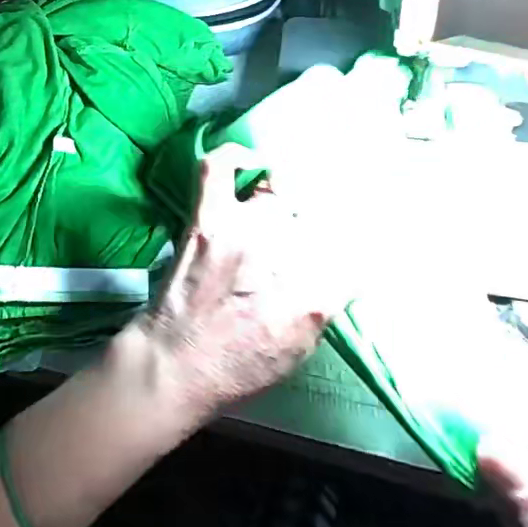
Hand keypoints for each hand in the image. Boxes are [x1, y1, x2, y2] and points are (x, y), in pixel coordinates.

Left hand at [129, 144, 338, 421]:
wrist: (171, 367)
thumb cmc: (237, 370)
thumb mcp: (300, 348)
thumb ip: (327, 304)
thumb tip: (344, 269)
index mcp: (315, 294)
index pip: (355, 250)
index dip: (356, 244)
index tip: (346, 248)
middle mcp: (287, 255)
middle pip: (316, 218)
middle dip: (309, 232)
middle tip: (288, 250)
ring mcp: (245, 231)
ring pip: (278, 196)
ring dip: (278, 209)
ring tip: (264, 228)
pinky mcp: (208, 219)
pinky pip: (220, 169)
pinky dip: (234, 157)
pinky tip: (249, 162)